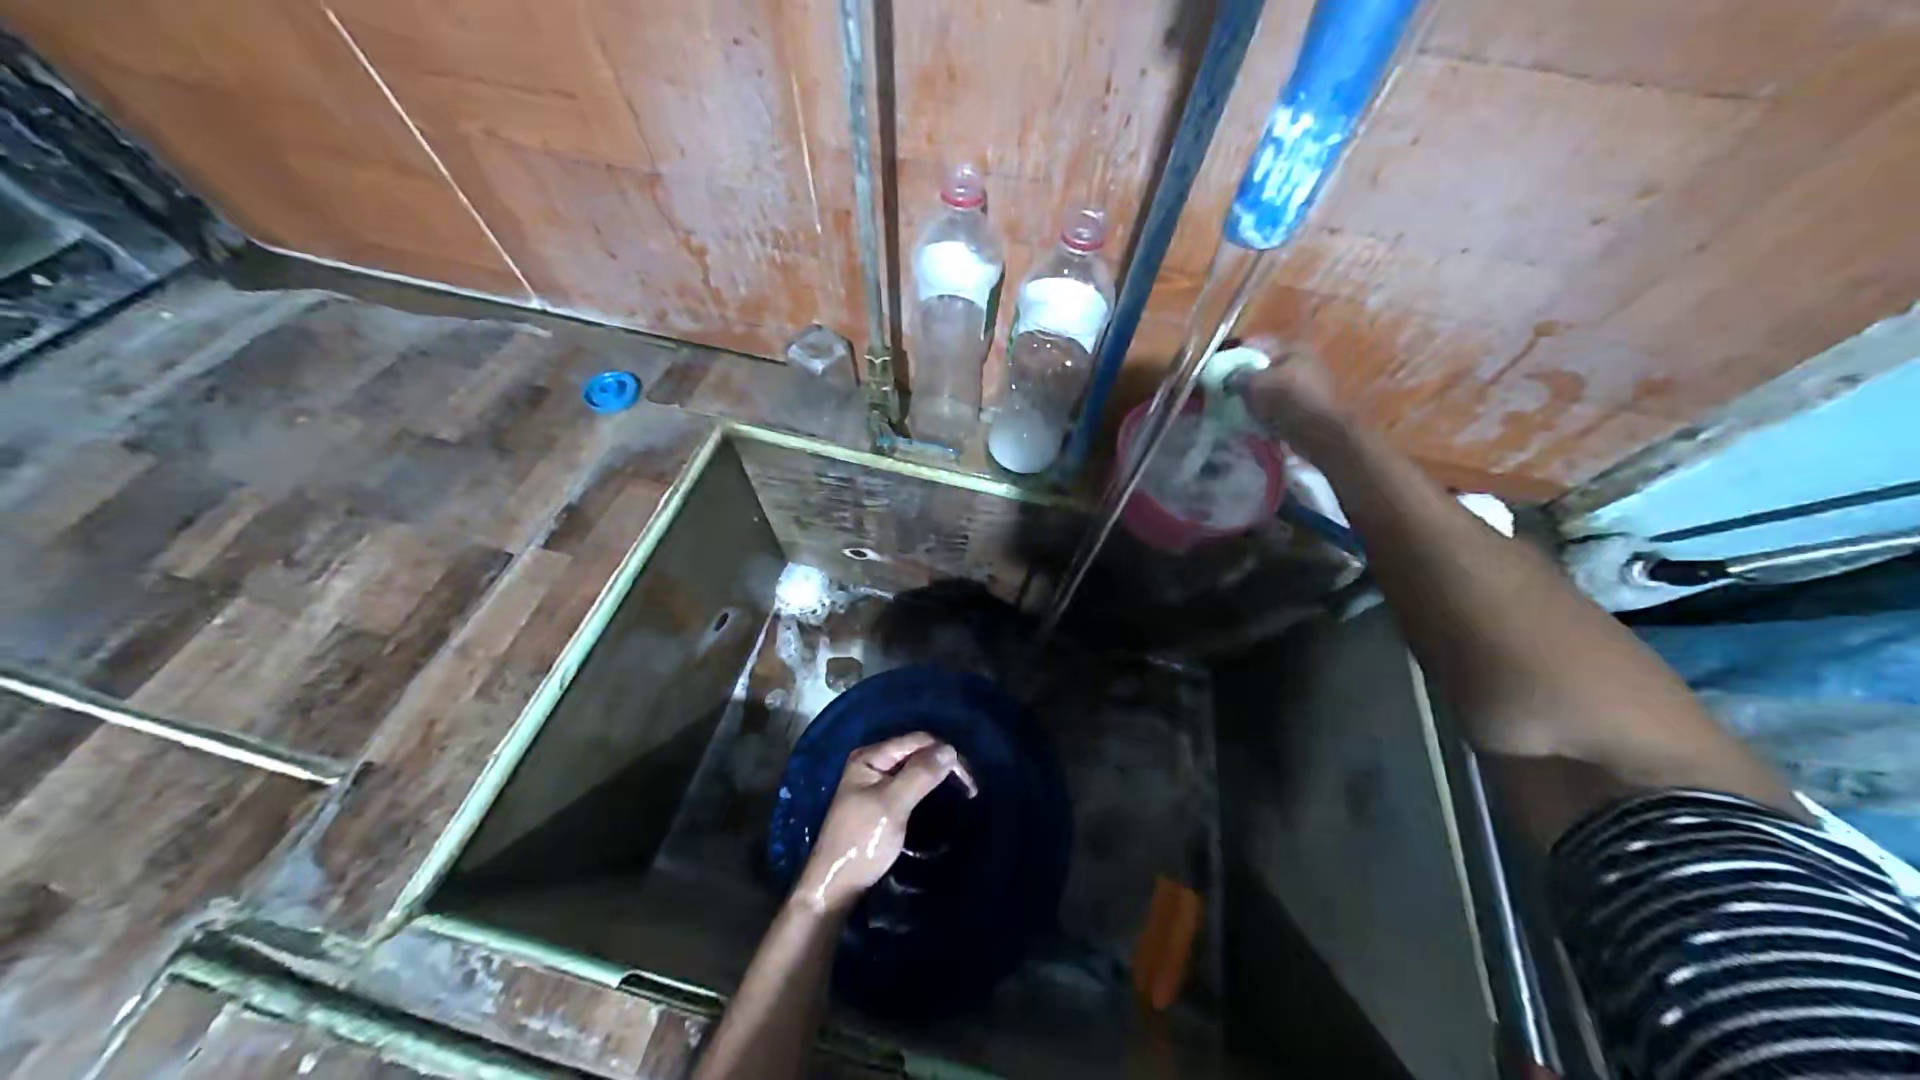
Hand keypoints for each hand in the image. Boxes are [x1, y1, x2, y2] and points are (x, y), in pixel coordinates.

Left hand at [792, 733, 977, 916]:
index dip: (944, 753)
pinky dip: (928, 788)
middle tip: (970, 787)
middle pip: (917, 752)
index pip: (917, 741)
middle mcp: (872, 764)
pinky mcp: (882, 803)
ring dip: (938, 776)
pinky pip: (911, 785)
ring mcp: (876, 784)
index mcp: (870, 757)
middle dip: (943, 763)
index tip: (968, 780)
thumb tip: (951, 749)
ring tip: (963, 792)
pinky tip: (942, 797)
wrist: (837, 886)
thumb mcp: (892, 805)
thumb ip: (919, 775)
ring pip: (915, 769)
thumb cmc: (862, 842)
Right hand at [1235, 338, 1346, 435]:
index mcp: (1292, 348)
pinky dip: (1270, 409)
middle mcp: (1305, 360)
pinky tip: (1259, 419)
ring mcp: (1312, 383)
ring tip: (1242, 408)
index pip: (1257, 344)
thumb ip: (1236, 376)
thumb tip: (1230, 377)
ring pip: (1275, 386)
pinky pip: (1283, 403)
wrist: (1317, 431)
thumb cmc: (1284, 400)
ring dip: (1259, 396)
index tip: (1222, 371)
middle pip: (1267, 366)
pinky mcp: (1312, 405)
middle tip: (1230, 391)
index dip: (1236, 356)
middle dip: (1248, 378)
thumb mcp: (1251, 384)